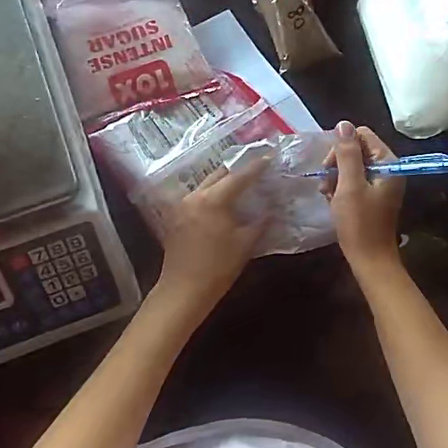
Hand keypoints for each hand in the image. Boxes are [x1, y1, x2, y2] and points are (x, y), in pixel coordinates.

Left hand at [156, 157, 269, 306]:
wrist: (184, 289)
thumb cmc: (218, 267)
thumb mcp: (245, 244)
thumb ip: (261, 222)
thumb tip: (272, 208)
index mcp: (212, 199)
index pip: (238, 177)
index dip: (255, 167)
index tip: (268, 158)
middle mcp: (194, 196)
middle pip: (218, 175)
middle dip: (236, 172)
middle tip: (254, 172)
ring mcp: (181, 206)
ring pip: (205, 185)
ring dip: (221, 184)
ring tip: (239, 187)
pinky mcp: (175, 217)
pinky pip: (196, 198)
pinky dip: (210, 196)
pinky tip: (220, 204)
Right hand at [321, 120, 403, 272]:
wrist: (370, 259)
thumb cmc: (359, 223)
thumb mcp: (349, 186)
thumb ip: (347, 153)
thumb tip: (343, 124)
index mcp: (388, 163)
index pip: (362, 135)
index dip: (342, 147)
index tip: (330, 168)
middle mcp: (388, 170)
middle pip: (356, 150)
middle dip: (337, 164)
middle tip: (326, 185)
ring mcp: (381, 184)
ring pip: (352, 166)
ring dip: (336, 177)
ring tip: (328, 196)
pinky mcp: (373, 197)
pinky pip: (353, 181)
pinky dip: (341, 188)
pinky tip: (333, 202)